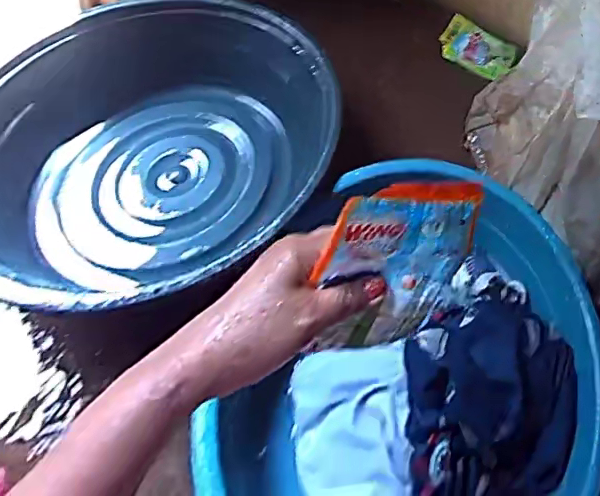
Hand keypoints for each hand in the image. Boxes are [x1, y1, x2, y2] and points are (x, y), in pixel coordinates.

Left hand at [161, 226, 382, 401]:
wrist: (198, 364)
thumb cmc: (256, 335)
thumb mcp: (309, 319)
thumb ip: (347, 299)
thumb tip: (379, 285)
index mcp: (298, 248)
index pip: (346, 234)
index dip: (375, 244)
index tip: (402, 257)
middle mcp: (289, 251)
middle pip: (337, 249)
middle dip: (365, 264)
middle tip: (396, 281)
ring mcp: (279, 270)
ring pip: (325, 268)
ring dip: (348, 281)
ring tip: (376, 297)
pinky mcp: (272, 290)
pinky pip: (312, 282)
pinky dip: (330, 292)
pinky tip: (344, 309)